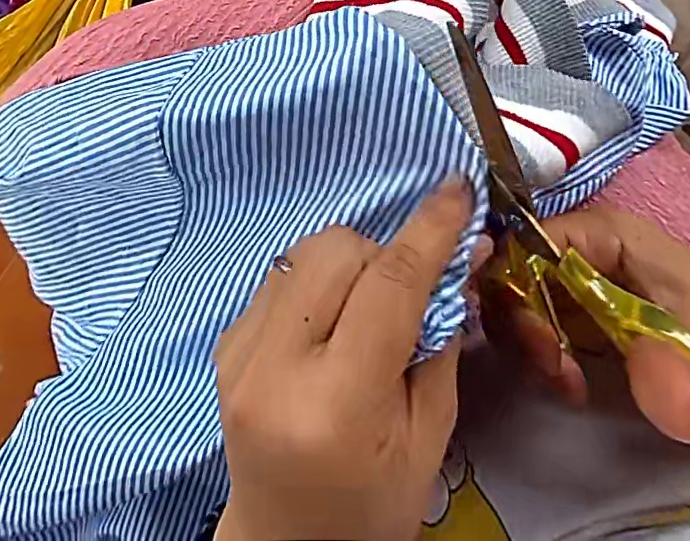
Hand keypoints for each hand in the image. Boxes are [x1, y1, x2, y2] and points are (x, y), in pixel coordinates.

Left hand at [214, 179, 476, 540]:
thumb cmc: (373, 501)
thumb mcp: (430, 429)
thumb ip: (445, 332)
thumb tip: (464, 249)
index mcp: (336, 403)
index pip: (389, 287)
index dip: (430, 230)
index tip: (460, 188)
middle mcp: (274, 368)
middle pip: (337, 250)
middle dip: (382, 256)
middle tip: (400, 300)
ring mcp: (239, 352)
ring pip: (307, 250)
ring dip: (349, 264)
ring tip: (360, 314)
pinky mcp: (224, 342)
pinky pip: (284, 272)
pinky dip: (318, 282)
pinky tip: (325, 326)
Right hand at [487, 207, 689, 447]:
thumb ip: (658, 368)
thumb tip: (600, 374)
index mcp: (615, 236)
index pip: (530, 239)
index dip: (518, 285)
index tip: (540, 344)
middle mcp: (594, 248)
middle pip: (518, 266)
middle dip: (520, 320)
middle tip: (553, 371)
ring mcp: (592, 279)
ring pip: (524, 294)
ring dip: (530, 342)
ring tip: (568, 383)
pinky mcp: (595, 311)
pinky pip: (544, 319)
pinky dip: (543, 353)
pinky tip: (571, 384)